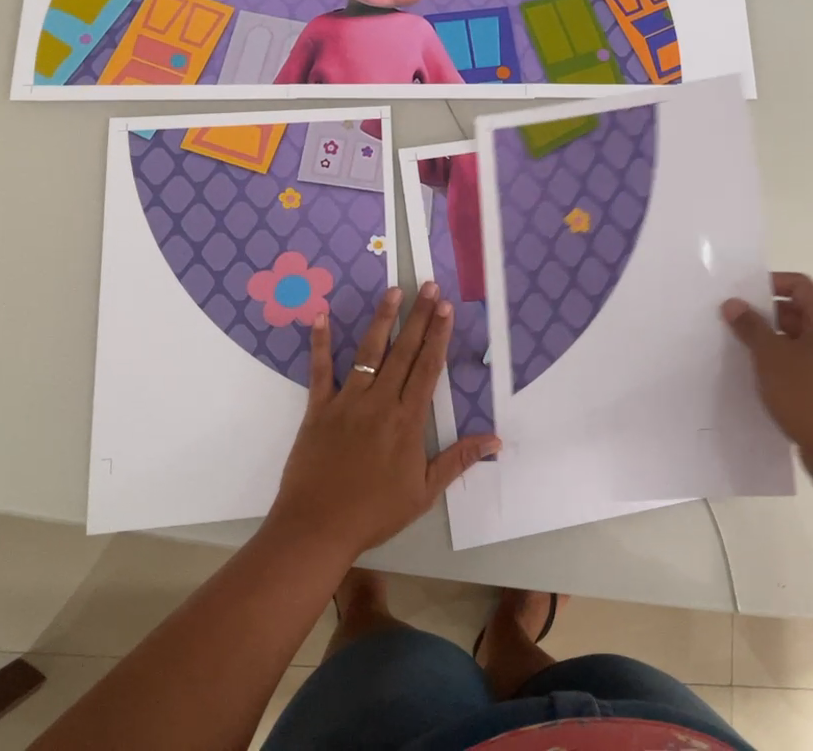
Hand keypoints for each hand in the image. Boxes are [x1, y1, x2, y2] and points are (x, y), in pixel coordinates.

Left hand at [267, 283, 500, 559]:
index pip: (428, 368)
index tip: (446, 308)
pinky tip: (321, 317)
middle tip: (429, 286)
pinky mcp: (317, 409)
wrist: (317, 527)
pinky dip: (320, 343)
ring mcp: (347, 403)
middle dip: (419, 317)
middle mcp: (380, 402)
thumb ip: (457, 460)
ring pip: (368, 353)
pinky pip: (320, 371)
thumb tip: (495, 440)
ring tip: (394, 291)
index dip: (438, 335)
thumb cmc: (375, 513)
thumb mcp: (424, 492)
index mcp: (408, 421)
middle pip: (404, 352)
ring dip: (382, 320)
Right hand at [722, 273, 812, 480]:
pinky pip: (808, 365)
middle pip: (802, 313)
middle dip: (768, 316)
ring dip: (775, 342)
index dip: (771, 283)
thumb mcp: (771, 358)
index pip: (801, 286)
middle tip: (736, 325)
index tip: (743, 295)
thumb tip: (733, 304)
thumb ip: (751, 327)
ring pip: (803, 342)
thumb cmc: (808, 397)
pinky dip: (786, 364)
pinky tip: (764, 381)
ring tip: (745, 353)